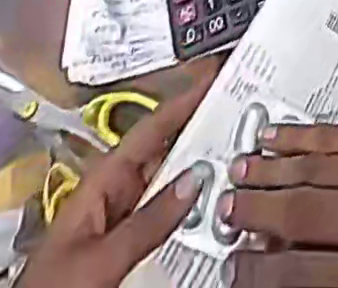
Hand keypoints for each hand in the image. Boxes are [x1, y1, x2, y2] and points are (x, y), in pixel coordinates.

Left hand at [14, 62, 218, 287]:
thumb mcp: (100, 259)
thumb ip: (146, 221)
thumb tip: (192, 181)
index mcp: (102, 182)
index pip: (151, 130)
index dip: (184, 100)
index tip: (213, 78)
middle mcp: (115, 195)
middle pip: (166, 154)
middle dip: (200, 134)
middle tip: (237, 120)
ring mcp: (123, 223)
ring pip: (170, 188)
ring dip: (199, 175)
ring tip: (233, 162)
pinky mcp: (129, 250)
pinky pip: (168, 221)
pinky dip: (192, 212)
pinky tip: (212, 213)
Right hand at [223, 122, 337, 287]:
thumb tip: (290, 276)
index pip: (294, 274)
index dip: (256, 271)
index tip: (235, 267)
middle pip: (293, 215)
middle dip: (252, 214)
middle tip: (225, 210)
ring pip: (306, 170)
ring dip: (268, 171)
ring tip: (239, 172)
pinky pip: (333, 137)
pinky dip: (300, 136)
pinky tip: (279, 137)